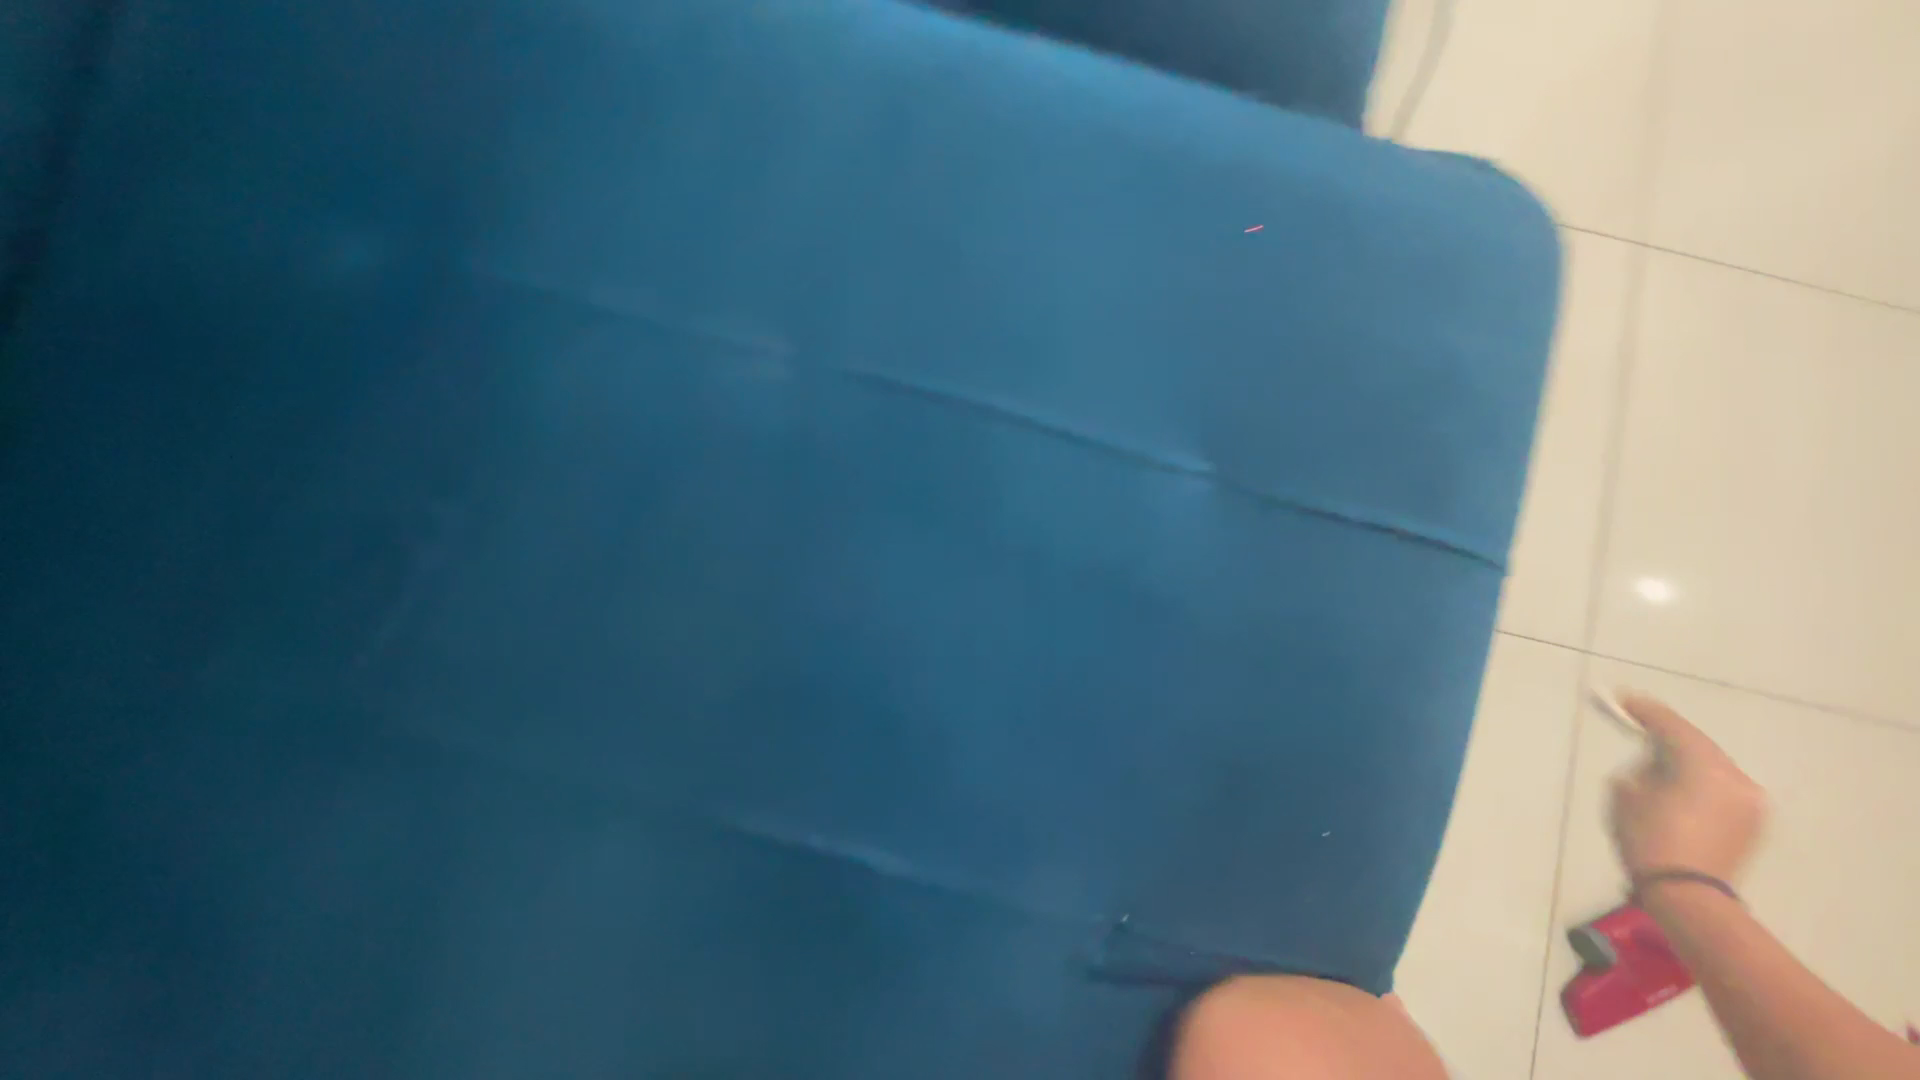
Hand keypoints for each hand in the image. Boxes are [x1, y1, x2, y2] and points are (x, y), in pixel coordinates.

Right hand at [1608, 692, 1766, 883]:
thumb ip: (1644, 768)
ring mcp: (1751, 802)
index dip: (1648, 712)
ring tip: (1657, 755)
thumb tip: (1654, 761)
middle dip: (1669, 734)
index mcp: (1706, 769)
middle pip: (1699, 745)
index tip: (1625, 699)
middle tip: (1640, 722)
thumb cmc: (1649, 840)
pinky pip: (1720, 786)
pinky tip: (1678, 782)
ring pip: (1712, 765)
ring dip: (1685, 757)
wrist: (1688, 895)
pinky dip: (1698, 777)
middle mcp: (1737, 779)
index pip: (1675, 728)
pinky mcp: (1752, 821)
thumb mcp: (1629, 794)